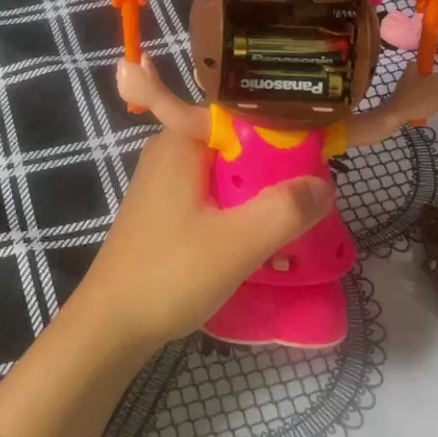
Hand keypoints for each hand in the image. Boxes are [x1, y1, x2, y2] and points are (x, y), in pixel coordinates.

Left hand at [70, 132, 330, 348]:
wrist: (112, 323)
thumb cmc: (169, 274)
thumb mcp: (237, 243)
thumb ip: (284, 210)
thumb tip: (325, 183)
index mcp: (182, 139)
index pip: (243, 113)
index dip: (283, 129)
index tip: (320, 154)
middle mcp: (171, 148)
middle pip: (238, 143)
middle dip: (275, 166)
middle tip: (314, 194)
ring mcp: (166, 178)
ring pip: (228, 171)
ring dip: (259, 192)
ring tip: (296, 217)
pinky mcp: (166, 206)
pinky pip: (214, 193)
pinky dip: (239, 208)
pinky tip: (261, 234)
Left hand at [115, 54, 171, 114]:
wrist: (155, 98)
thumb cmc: (152, 80)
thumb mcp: (150, 66)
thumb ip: (144, 57)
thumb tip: (142, 52)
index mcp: (126, 69)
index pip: (121, 61)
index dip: (127, 61)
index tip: (134, 62)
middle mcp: (120, 78)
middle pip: (119, 70)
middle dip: (125, 69)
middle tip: (135, 71)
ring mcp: (120, 87)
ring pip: (120, 79)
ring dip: (125, 78)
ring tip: (135, 80)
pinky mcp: (122, 95)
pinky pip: (122, 87)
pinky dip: (126, 86)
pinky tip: (134, 87)